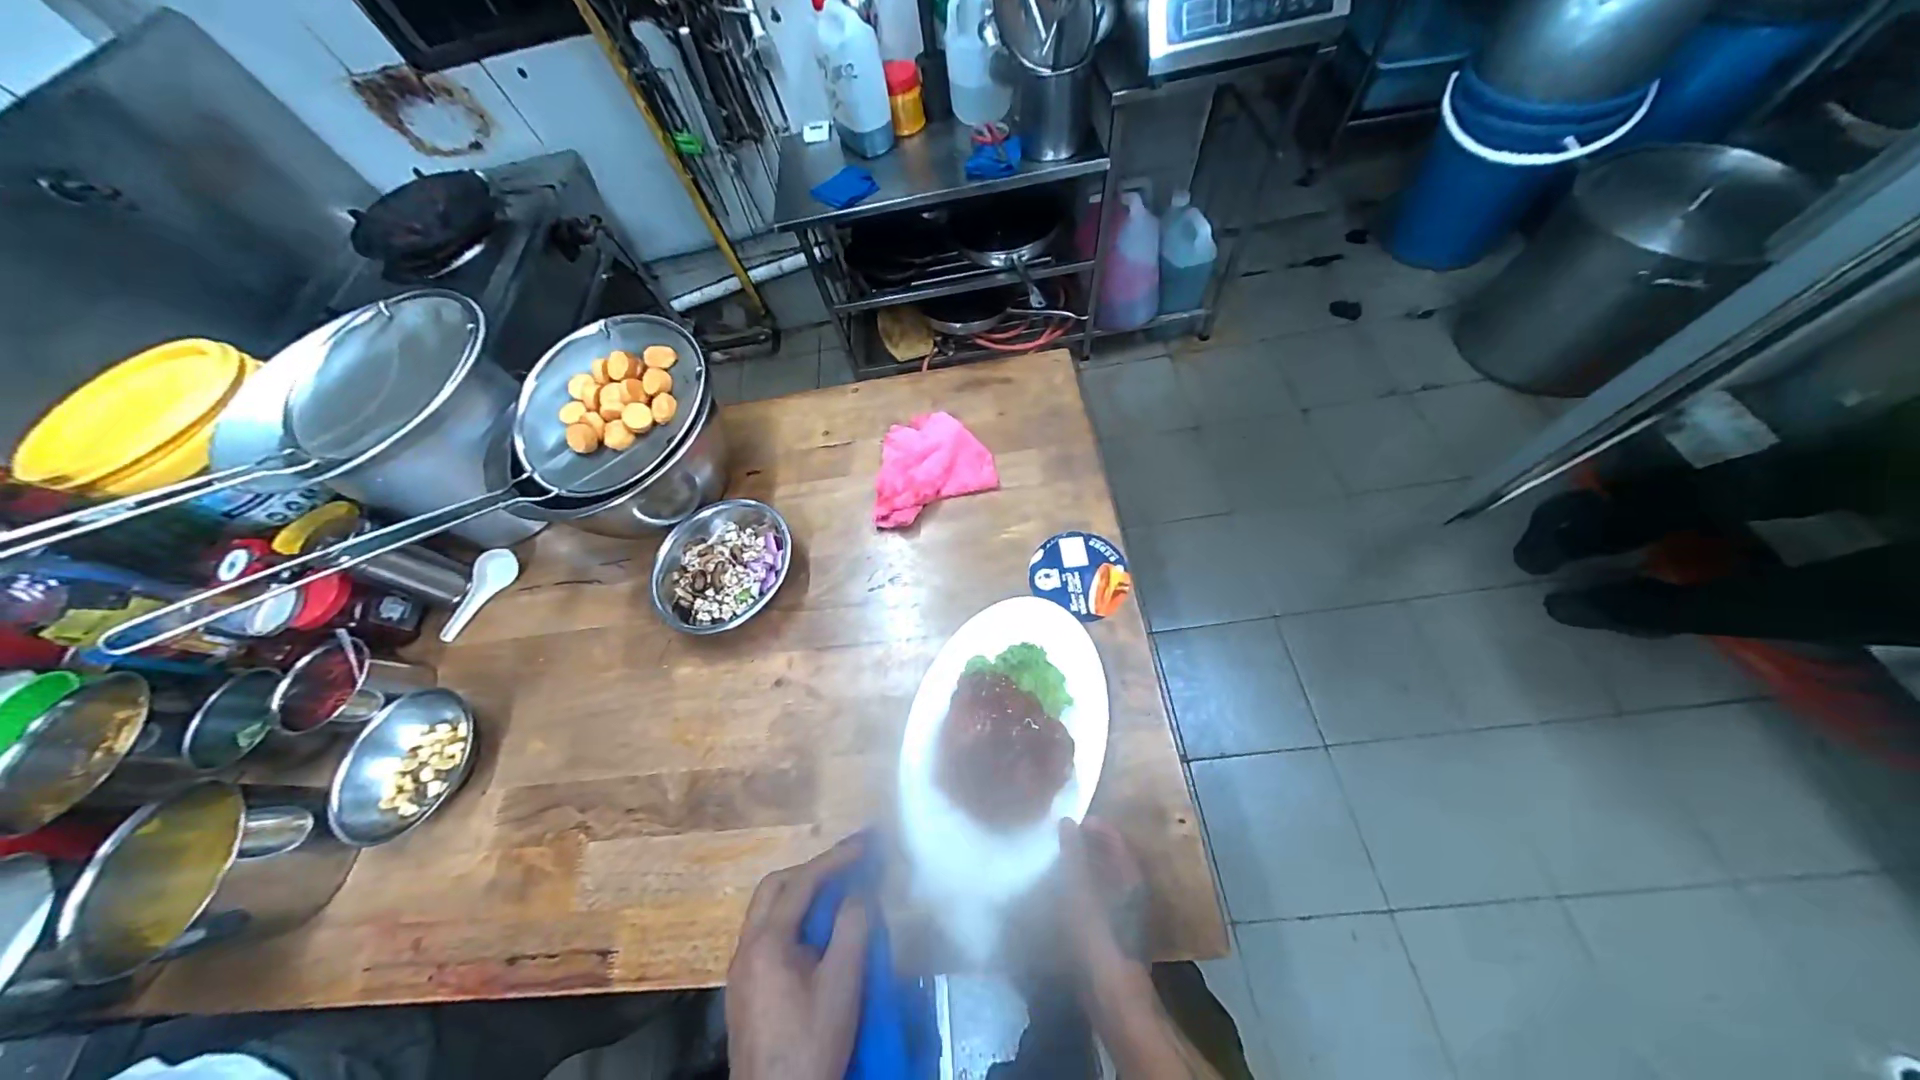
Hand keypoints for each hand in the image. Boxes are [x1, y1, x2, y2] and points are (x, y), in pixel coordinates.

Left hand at [726, 837, 870, 1079]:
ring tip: (837, 894)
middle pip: (774, 888)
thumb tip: (859, 891)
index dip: (836, 858)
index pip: (802, 884)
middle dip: (812, 870)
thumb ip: (852, 928)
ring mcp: (740, 971)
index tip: (865, 843)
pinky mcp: (744, 990)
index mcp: (767, 943)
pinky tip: (816, 935)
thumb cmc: (811, 1044)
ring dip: (801, 894)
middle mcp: (746, 949)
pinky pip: (767, 935)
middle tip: (847, 866)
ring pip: (767, 912)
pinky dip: (793, 919)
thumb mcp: (842, 985)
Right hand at [1059, 817, 1149, 979]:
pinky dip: (1077, 890)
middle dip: (1085, 844)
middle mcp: (1130, 893)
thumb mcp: (1080, 890)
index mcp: (1130, 878)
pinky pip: (1093, 900)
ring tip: (1052, 859)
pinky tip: (1056, 893)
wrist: (1110, 995)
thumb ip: (1074, 855)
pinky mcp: (1109, 933)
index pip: (1115, 840)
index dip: (1095, 826)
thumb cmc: (1098, 937)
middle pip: (1108, 858)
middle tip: (1057, 836)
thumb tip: (1067, 821)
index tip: (1070, 818)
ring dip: (1079, 867)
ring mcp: (1121, 914)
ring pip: (1100, 880)